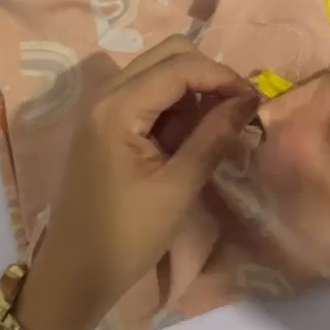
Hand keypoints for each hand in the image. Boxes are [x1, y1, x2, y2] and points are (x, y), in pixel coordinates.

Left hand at [15, 36, 259, 329]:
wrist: (74, 274)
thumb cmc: (126, 237)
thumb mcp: (178, 189)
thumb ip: (213, 137)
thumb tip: (249, 100)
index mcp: (117, 108)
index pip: (179, 66)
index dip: (222, 76)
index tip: (255, 100)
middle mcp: (105, 93)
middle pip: (167, 55)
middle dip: (207, 74)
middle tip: (237, 108)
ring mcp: (102, 105)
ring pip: (157, 69)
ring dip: (192, 87)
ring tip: (219, 124)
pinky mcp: (105, 121)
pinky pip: (146, 92)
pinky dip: (174, 102)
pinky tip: (192, 132)